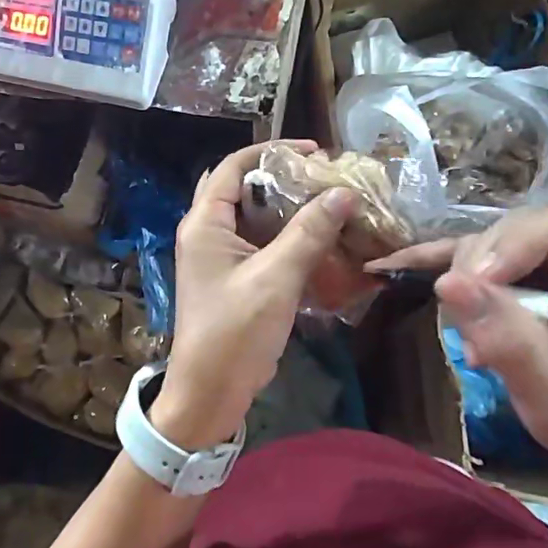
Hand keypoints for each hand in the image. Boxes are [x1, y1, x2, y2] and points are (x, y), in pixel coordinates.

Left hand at [159, 141, 357, 448]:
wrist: (210, 394)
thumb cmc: (235, 332)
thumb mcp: (275, 278)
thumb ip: (309, 233)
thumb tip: (343, 193)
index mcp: (205, 223)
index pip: (234, 167)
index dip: (272, 152)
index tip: (314, 152)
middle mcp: (207, 233)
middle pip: (245, 189)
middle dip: (284, 179)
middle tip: (324, 179)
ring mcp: (220, 257)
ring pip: (255, 218)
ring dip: (288, 209)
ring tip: (329, 204)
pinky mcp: (234, 279)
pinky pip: (261, 245)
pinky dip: (287, 237)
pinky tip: (320, 241)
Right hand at [369, 201, 547, 503]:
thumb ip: (515, 346)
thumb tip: (448, 285)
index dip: (527, 239)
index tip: (478, 280)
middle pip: (542, 226)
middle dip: (489, 260)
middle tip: (457, 307)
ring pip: (511, 239)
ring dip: (471, 275)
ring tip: (463, 333)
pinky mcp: (545, 279)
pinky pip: (494, 259)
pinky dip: (452, 265)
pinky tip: (403, 266)